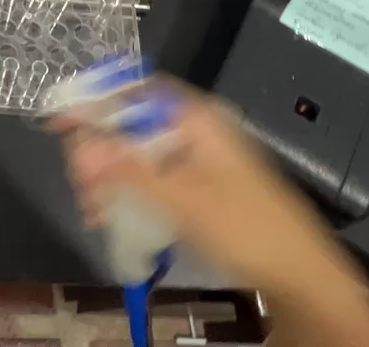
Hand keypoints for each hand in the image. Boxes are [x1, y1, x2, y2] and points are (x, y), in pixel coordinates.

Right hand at [58, 78, 356, 296]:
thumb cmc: (247, 228)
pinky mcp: (205, 184)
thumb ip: (127, 170)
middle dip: (100, 150)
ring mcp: (203, 157)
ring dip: (112, 176)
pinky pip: (157, 176)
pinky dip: (133, 191)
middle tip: (78, 179)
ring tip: (93, 208)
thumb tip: (80, 147)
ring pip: (142, 153)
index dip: (95, 99)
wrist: (305, 279)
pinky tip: (114, 215)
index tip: (63, 118)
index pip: (135, 90)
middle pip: (134, 123)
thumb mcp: (181, 199)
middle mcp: (198, 128)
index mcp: (197, 117)